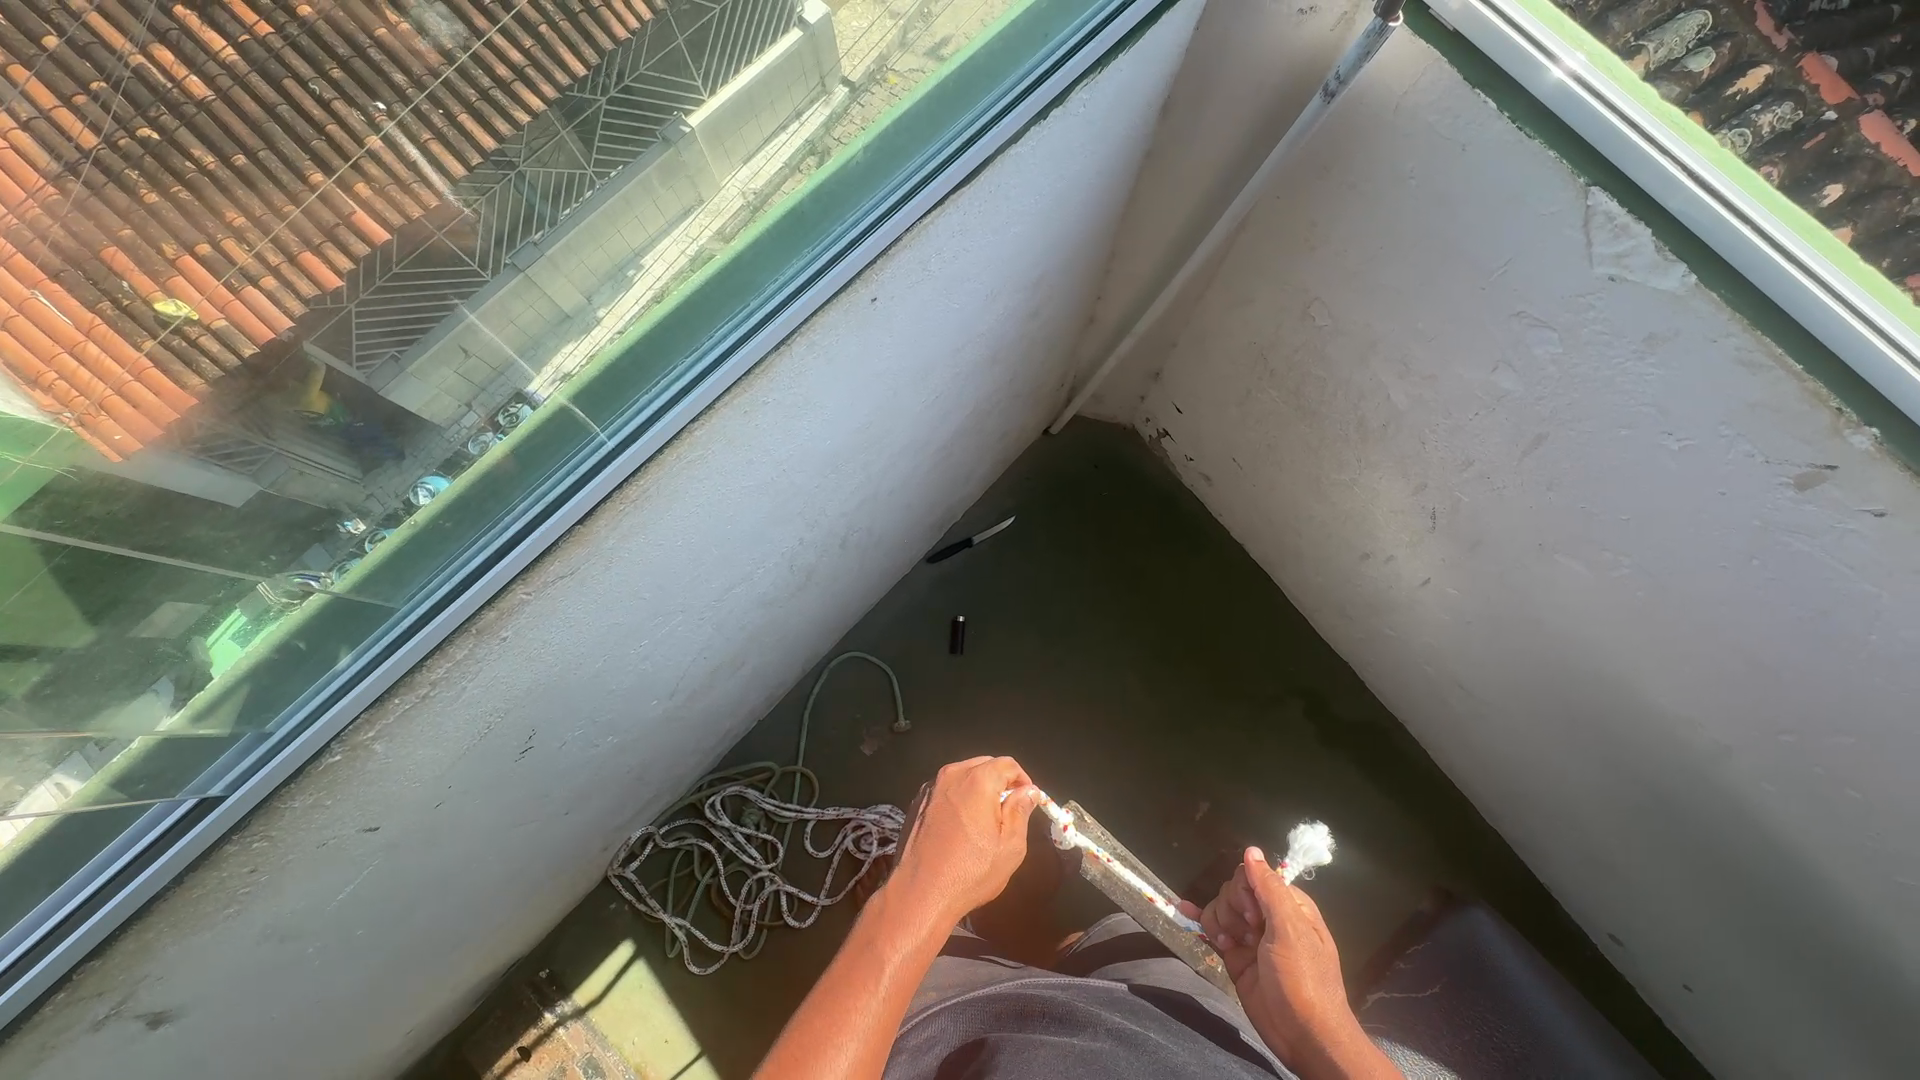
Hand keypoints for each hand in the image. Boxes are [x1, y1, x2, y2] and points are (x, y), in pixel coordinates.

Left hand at [885, 756, 1041, 926]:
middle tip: (1008, 811)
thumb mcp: (1009, 846)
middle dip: (1001, 782)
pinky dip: (958, 797)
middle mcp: (951, 775)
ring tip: (984, 820)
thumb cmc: (970, 872)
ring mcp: (930, 787)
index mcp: (977, 780)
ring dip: (978, 789)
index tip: (1027, 802)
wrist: (919, 893)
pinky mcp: (917, 802)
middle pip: (984, 764)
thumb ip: (1020, 811)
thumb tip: (1029, 791)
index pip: (1008, 764)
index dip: (1023, 780)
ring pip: (963, 775)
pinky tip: (959, 826)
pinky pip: (945, 789)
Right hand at [1180, 848, 1398, 1079]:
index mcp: (1289, 906)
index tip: (1252, 916)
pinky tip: (1185, 910)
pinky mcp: (1236, 957)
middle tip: (1248, 936)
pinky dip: (1201, 921)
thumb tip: (1251, 850)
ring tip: (1232, 946)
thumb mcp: (1290, 931)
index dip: (1245, 891)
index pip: (1254, 876)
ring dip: (1219, 923)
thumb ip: (1268, 889)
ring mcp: (1251, 937)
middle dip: (1232, 909)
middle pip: (1233, 891)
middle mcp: (1269, 917)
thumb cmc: (1303, 980)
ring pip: (1220, 909)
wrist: (1304, 1036)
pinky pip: (1213, 930)